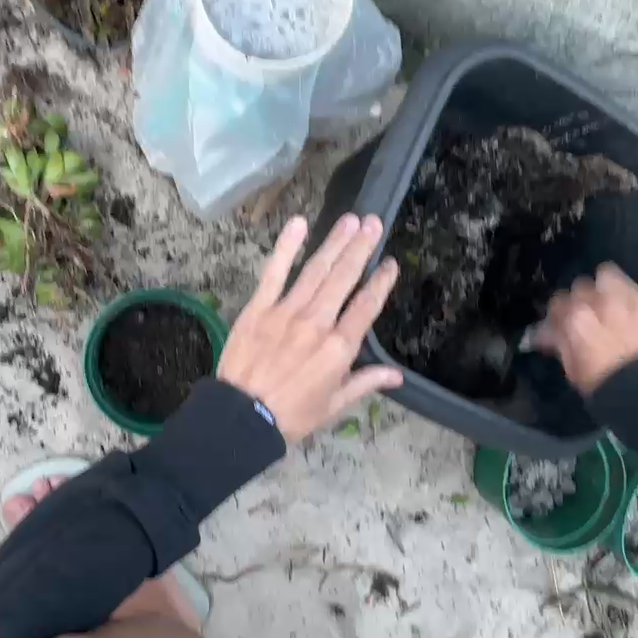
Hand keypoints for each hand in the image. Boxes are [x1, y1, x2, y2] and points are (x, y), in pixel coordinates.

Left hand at [218, 215, 402, 442]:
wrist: (242, 417)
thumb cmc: (291, 415)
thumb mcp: (334, 405)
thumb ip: (365, 383)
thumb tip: (396, 376)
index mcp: (339, 348)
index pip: (367, 306)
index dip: (381, 282)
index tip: (390, 264)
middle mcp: (317, 323)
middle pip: (344, 278)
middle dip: (361, 248)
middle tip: (373, 223)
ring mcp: (286, 312)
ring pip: (316, 270)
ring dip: (334, 242)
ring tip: (350, 219)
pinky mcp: (258, 308)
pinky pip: (274, 272)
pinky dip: (287, 247)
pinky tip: (299, 224)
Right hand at [535, 263, 637, 394]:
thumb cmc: (606, 388)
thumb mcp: (572, 369)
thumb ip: (560, 344)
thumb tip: (545, 332)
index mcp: (575, 319)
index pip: (557, 302)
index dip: (560, 314)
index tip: (564, 325)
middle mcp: (600, 302)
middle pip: (581, 285)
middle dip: (583, 299)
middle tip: (591, 317)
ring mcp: (633, 299)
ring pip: (610, 273)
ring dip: (610, 285)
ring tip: (616, 301)